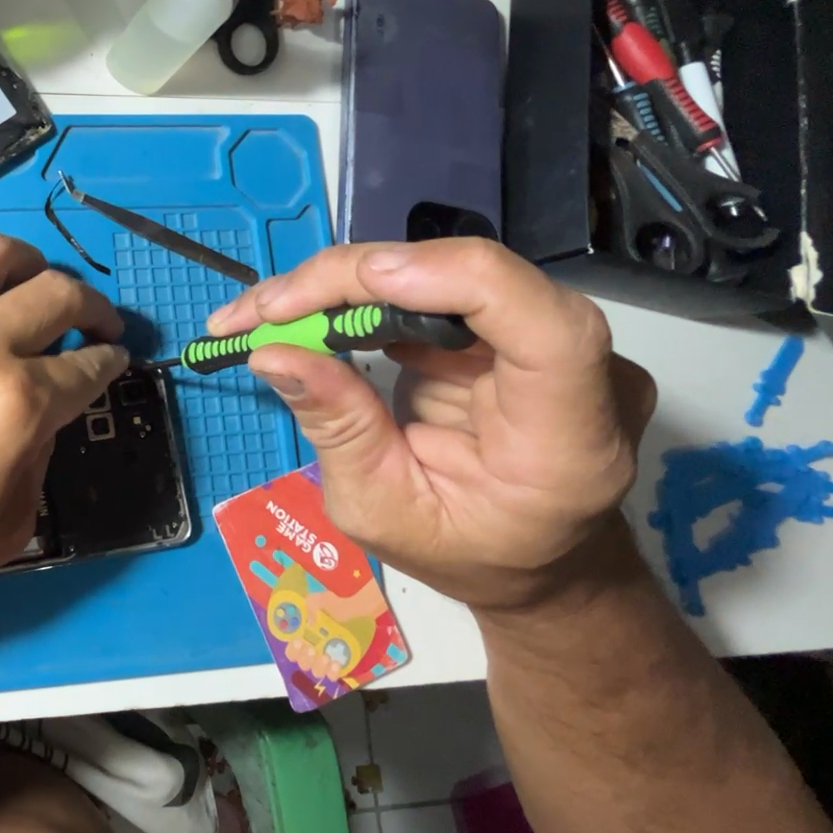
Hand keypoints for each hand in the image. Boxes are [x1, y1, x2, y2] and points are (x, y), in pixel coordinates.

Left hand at [0, 231, 128, 639]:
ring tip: (36, 281)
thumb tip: (37, 420)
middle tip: (99, 324)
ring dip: (29, 260)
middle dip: (94, 305)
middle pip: (55, 293)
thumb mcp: (3, 530)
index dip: (111, 364)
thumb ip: (36, 462)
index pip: (87, 367)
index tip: (114, 362)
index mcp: (16, 403)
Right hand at [207, 239, 656, 612]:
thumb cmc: (465, 550)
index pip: (546, 328)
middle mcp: (578, 372)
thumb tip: (271, 354)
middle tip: (255, 313)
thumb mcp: (381, 510)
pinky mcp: (503, 326)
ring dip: (337, 284)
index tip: (356, 284)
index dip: (455, 282)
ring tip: (258, 315)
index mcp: (564, 441)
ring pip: (437, 274)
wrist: (533, 558)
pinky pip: (423, 288)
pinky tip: (296, 314)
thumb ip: (338, 430)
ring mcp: (542, 341)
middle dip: (350, 282)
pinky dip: (352, 295)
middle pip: (472, 282)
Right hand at [285, 580, 386, 680]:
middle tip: (312, 649)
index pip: (291, 648)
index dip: (292, 648)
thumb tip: (309, 623)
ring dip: (317, 666)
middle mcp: (312, 647)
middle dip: (304, 658)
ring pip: (315, 671)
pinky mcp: (341, 662)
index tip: (299, 641)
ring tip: (325, 657)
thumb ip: (311, 606)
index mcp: (303, 634)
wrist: (357, 607)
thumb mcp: (320, 599)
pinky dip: (332, 672)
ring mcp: (326, 656)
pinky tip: (336, 663)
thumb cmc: (335, 602)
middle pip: (301, 662)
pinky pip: (333, 675)